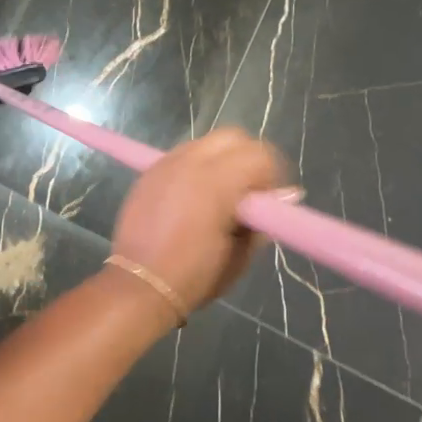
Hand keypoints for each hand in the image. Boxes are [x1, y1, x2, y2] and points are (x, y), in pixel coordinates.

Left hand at [111, 128, 292, 315]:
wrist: (139, 284)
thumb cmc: (195, 276)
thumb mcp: (240, 254)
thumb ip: (261, 220)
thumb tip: (282, 196)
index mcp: (215, 183)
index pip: (259, 155)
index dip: (271, 176)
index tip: (269, 201)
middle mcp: (188, 164)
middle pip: (231, 137)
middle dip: (248, 159)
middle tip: (249, 193)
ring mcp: (164, 164)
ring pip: (205, 143)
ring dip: (221, 160)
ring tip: (221, 194)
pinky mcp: (148, 172)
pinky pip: (181, 155)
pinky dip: (196, 166)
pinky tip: (195, 196)